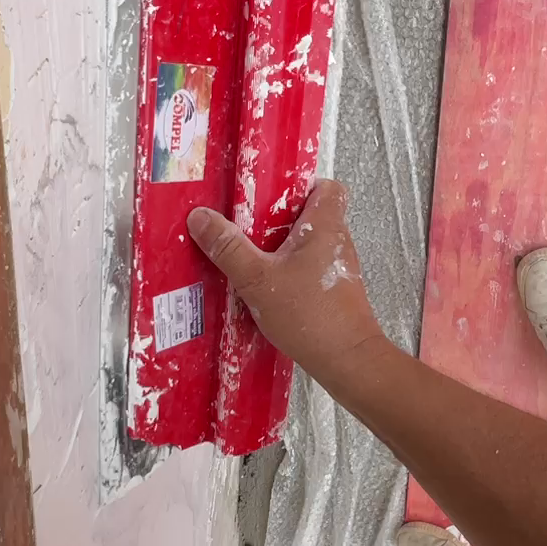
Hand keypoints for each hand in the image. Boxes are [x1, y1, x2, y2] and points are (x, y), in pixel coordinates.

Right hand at [187, 178, 388, 379]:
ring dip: (281, 248)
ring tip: (248, 256)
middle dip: (278, 218)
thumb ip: (228, 248)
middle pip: (311, 215)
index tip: (269, 197)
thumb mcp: (257, 279)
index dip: (302, 185)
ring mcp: (339, 268)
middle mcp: (338, 241)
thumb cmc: (308, 313)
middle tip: (246, 226)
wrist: (347, 360)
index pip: (327, 186)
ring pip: (308, 244)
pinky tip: (264, 287)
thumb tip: (199, 216)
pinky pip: (309, 268)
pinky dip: (289, 271)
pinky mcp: (335, 292)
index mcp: (326, 225)